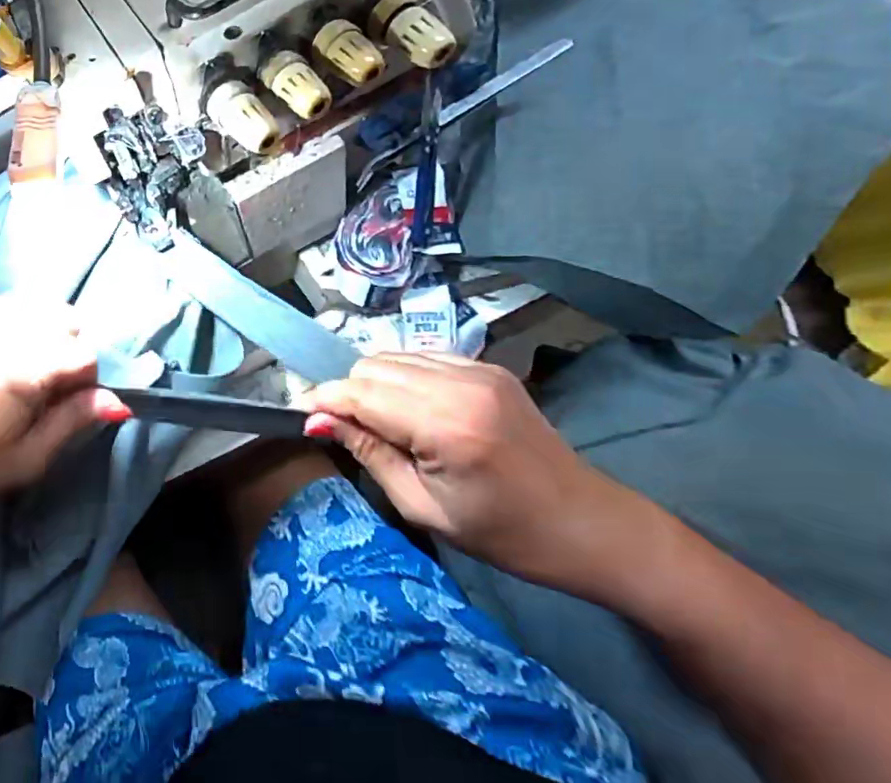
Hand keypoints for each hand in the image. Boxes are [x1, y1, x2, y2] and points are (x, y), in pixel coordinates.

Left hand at [0, 293, 130, 522]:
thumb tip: (117, 401)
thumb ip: (73, 422)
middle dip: (67, 350)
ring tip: (6, 371)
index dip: (84, 383)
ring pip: (35, 306)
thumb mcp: (22, 459)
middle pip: (67, 318)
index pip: (88, 353)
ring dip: (39, 333)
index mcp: (29, 364)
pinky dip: (5, 324)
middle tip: (37, 390)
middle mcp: (8, 323)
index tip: (61, 407)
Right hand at [294, 352, 656, 596]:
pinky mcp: (488, 366)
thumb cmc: (504, 534)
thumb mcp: (424, 507)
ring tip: (381, 422)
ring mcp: (478, 368)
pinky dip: (403, 377)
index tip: (303, 418)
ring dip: (374, 383)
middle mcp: (460, 382)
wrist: (586, 523)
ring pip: (394, 355)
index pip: (361, 392)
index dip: (324, 401)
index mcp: (446, 424)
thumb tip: (317, 422)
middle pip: (372, 365)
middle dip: (349, 393)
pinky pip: (423, 357)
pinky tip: (412, 409)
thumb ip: (368, 453)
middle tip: (347, 430)